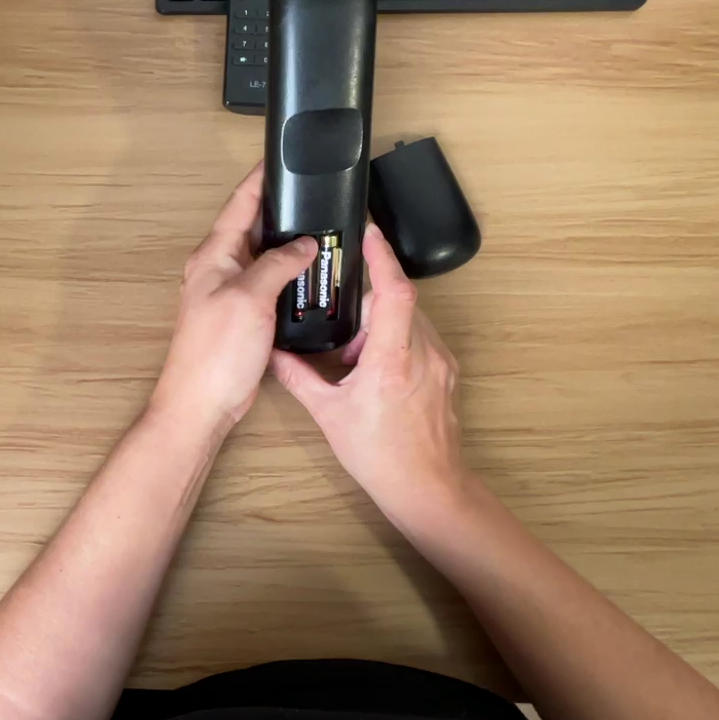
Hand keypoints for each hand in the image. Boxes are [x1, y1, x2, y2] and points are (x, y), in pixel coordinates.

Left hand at [151, 163, 317, 432]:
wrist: (202, 401)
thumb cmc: (214, 352)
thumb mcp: (249, 298)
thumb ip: (278, 263)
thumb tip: (304, 243)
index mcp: (213, 255)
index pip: (239, 203)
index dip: (260, 178)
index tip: (280, 157)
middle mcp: (219, 268)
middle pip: (253, 226)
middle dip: (282, 210)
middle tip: (315, 195)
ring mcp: (229, 292)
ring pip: (263, 255)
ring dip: (287, 243)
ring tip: (321, 228)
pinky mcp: (242, 314)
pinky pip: (267, 282)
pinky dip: (287, 273)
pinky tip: (309, 271)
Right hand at [269, 223, 475, 536]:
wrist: (427, 487)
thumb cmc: (380, 455)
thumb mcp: (328, 413)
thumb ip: (298, 376)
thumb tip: (274, 353)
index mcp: (391, 361)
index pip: (394, 292)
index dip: (382, 257)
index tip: (368, 232)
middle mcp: (423, 354)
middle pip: (398, 301)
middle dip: (367, 300)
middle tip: (340, 314)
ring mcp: (439, 362)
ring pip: (410, 318)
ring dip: (380, 322)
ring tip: (353, 351)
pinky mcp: (444, 372)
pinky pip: (418, 337)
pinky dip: (394, 338)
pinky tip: (371, 365)